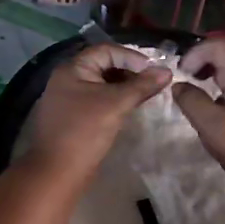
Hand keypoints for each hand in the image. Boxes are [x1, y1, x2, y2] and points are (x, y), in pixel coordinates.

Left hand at [19, 43, 170, 180]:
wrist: (57, 172)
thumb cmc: (85, 132)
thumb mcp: (116, 104)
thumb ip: (142, 86)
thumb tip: (167, 71)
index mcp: (72, 69)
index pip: (106, 51)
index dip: (132, 57)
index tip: (154, 71)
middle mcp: (67, 79)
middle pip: (104, 66)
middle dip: (130, 72)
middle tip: (154, 83)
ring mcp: (69, 99)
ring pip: (102, 85)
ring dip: (124, 88)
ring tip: (146, 96)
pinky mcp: (73, 117)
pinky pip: (97, 101)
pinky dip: (115, 101)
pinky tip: (130, 109)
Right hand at [173, 37, 224, 186]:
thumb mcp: (206, 121)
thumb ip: (189, 98)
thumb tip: (178, 85)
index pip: (218, 45)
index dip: (196, 53)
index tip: (182, 72)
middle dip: (202, 53)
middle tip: (186, 70)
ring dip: (208, 62)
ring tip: (193, 77)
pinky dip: (215, 72)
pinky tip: (206, 87)